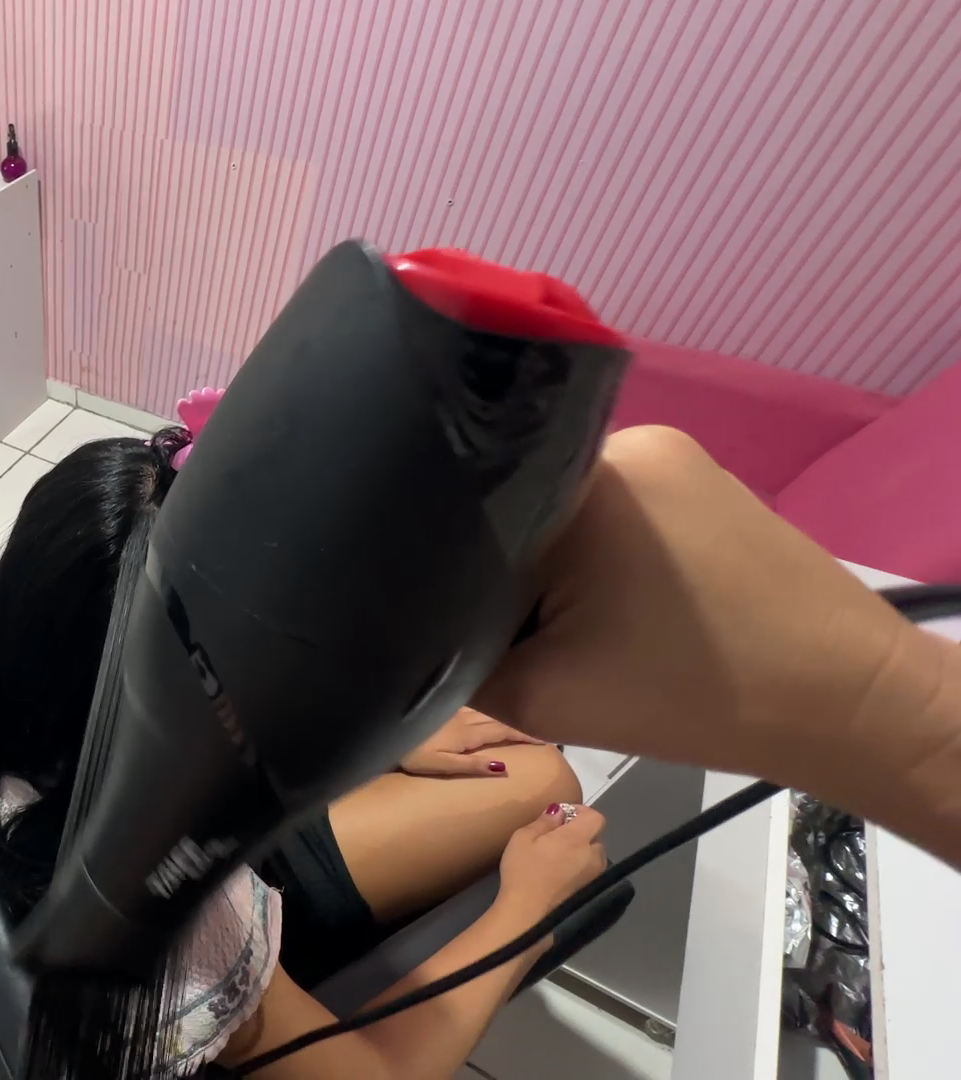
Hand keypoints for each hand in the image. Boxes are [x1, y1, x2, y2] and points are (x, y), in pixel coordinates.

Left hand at [399, 707, 543, 776]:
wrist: (381, 732)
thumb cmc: (409, 754)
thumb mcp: (439, 766)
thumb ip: (471, 765)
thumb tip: (504, 767)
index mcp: (466, 733)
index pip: (503, 731)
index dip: (526, 733)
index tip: (549, 737)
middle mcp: (462, 717)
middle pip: (498, 717)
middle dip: (521, 720)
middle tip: (543, 724)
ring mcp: (451, 709)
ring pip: (486, 708)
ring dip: (505, 711)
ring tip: (522, 714)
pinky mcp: (440, 706)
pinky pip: (471, 703)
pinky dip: (486, 705)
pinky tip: (488, 704)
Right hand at [473, 426, 934, 788]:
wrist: (857, 710)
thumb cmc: (693, 699)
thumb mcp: (531, 694)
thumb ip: (450, 659)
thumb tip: (410, 627)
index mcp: (580, 485)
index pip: (466, 514)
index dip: (443, 566)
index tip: (448, 612)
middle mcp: (621, 442)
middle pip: (505, 503)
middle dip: (496, 562)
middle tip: (511, 621)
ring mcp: (665, 449)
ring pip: (547, 501)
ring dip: (538, 552)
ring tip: (559, 606)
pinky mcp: (694, 469)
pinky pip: (595, 498)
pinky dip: (580, 541)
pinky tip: (604, 586)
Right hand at [496, 803, 606, 917]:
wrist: (531, 908)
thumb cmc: (523, 869)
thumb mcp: (523, 838)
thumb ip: (544, 822)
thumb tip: (558, 811)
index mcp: (577, 839)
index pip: (596, 817)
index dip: (581, 811)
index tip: (560, 814)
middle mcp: (594, 854)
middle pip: (595, 834)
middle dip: (578, 829)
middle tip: (551, 834)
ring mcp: (596, 872)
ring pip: (593, 850)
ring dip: (579, 846)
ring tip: (553, 852)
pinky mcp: (592, 885)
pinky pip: (590, 864)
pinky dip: (578, 860)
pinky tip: (557, 867)